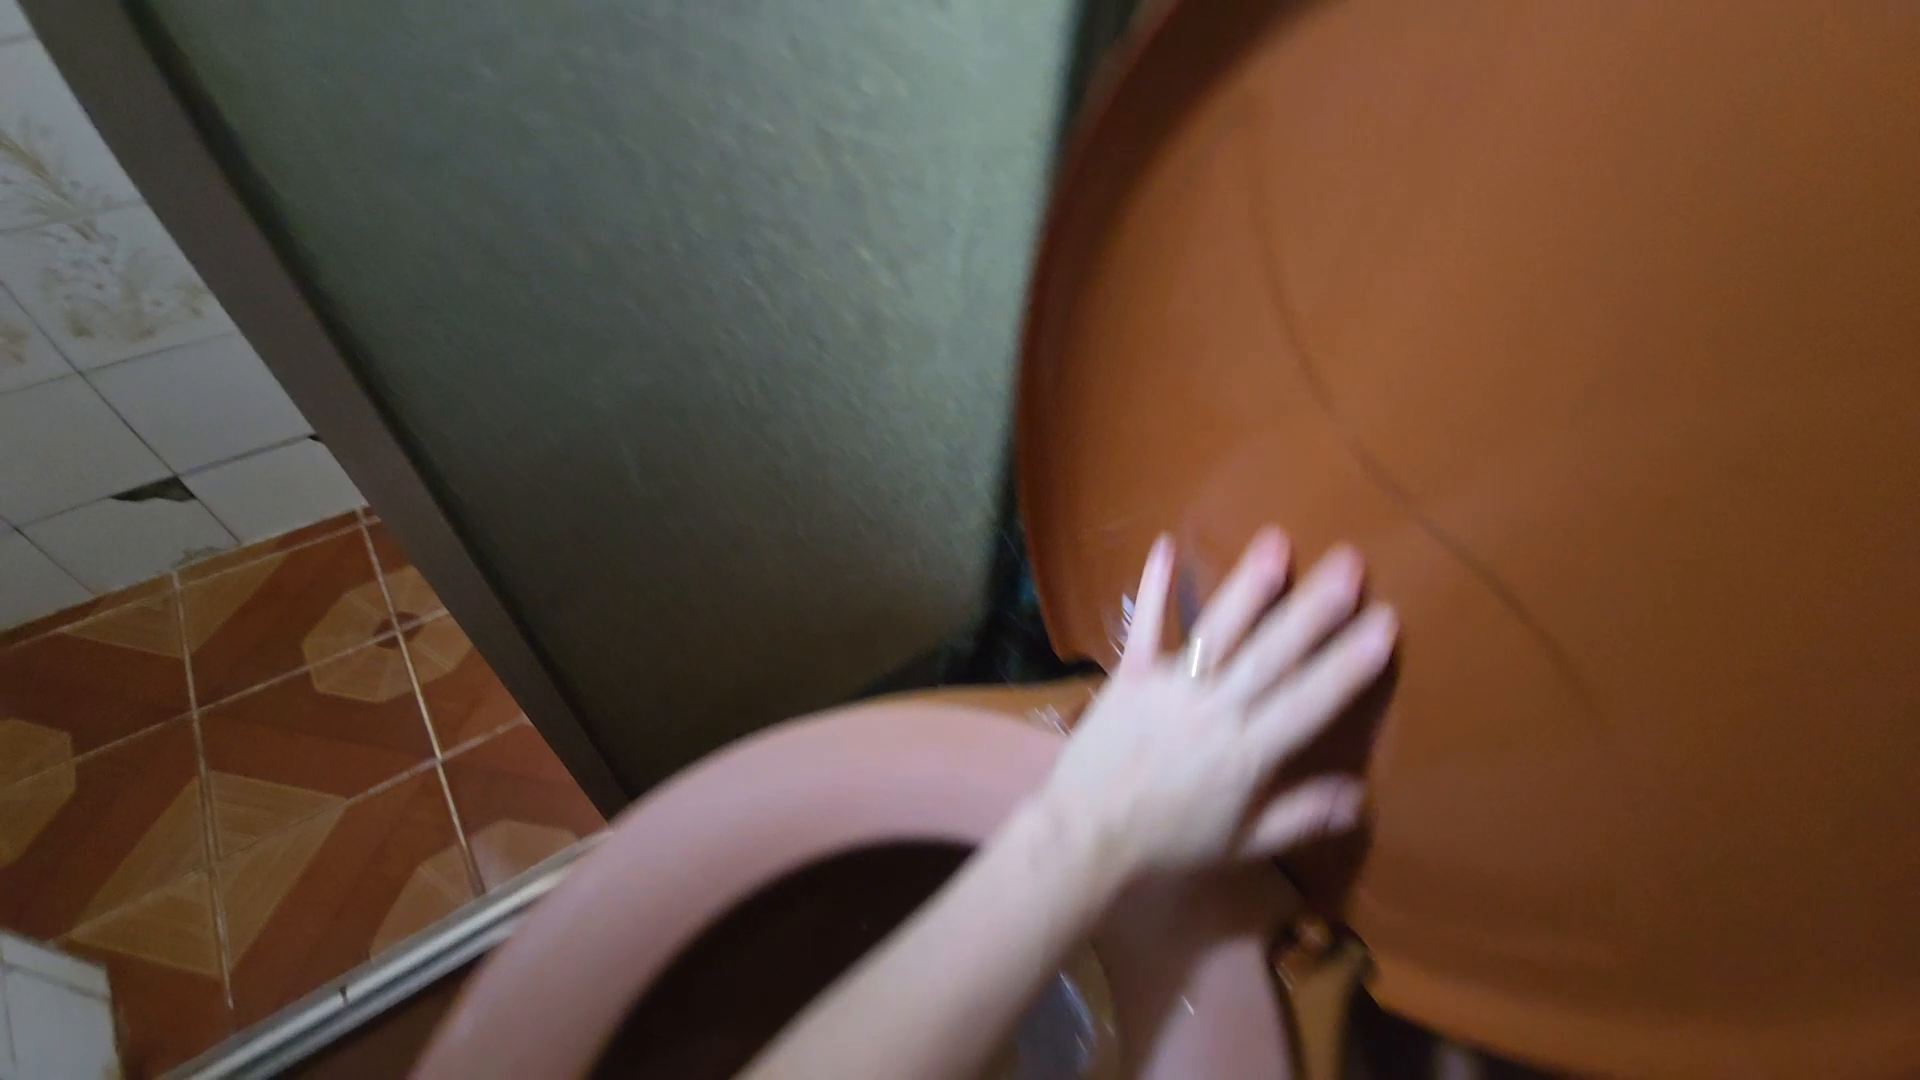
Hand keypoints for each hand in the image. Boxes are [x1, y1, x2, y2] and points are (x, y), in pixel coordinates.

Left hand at [1035, 527, 1396, 880]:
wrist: (1086, 834)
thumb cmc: (1167, 841)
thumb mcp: (1241, 844)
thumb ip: (1299, 817)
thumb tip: (1360, 796)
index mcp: (1247, 753)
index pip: (1310, 701)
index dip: (1350, 662)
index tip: (1384, 621)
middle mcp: (1213, 710)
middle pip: (1271, 654)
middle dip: (1314, 608)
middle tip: (1348, 563)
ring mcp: (1168, 687)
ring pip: (1216, 632)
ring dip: (1247, 587)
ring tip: (1276, 543)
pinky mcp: (1128, 675)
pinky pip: (1144, 627)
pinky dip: (1153, 587)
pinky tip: (1166, 545)